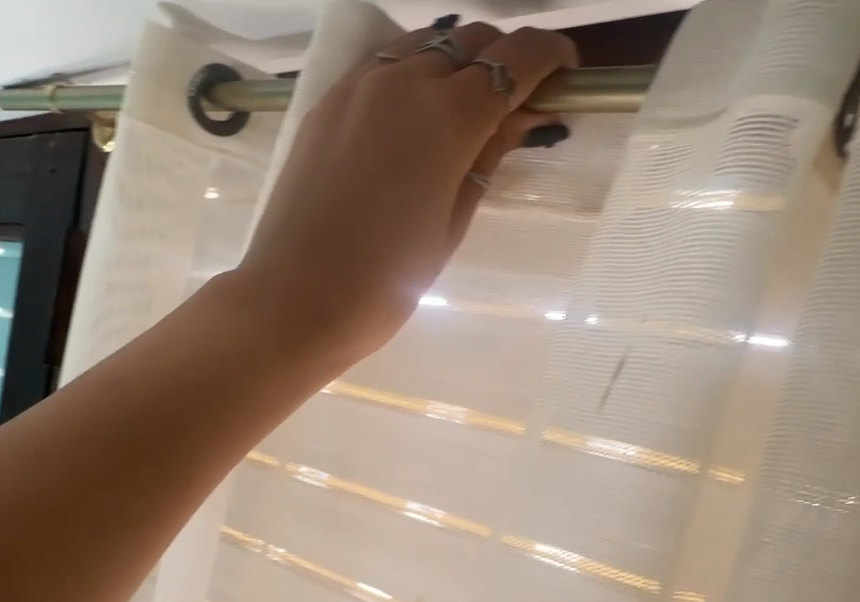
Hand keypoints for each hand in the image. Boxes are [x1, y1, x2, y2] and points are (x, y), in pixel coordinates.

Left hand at [227, 20, 577, 361]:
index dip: (549, 57)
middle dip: (502, 59)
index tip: (565, 72)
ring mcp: (357, 88)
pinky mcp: (325, 104)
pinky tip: (410, 114)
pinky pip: (379, 66)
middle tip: (511, 103)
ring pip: (422, 45)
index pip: (515, 59)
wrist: (294, 302)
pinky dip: (408, 73)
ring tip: (460, 107)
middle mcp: (403, 84)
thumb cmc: (381, 285)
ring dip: (453, 61)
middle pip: (470, 41)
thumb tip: (519, 119)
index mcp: (448, 118)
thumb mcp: (448, 228)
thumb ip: (484, 163)